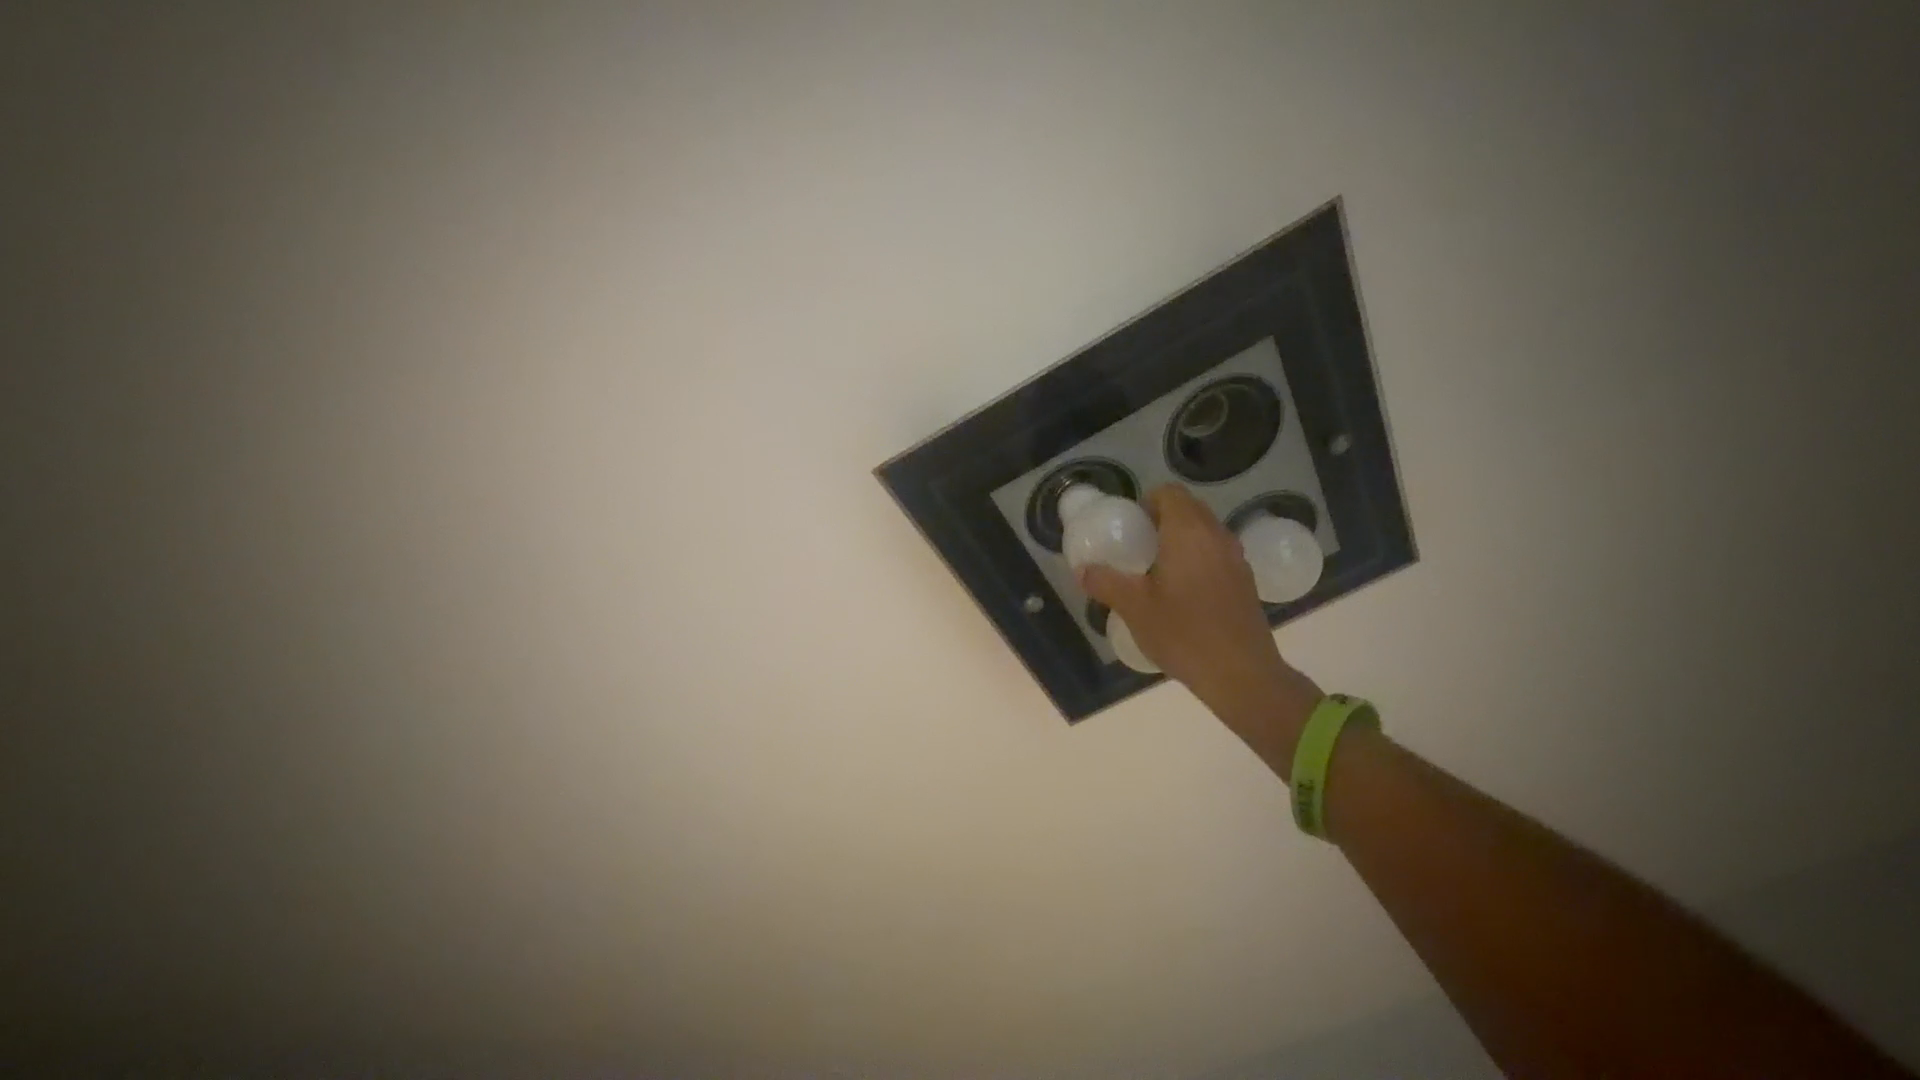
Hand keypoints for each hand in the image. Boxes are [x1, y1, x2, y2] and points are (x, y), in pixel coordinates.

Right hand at [1079, 485, 1322, 769]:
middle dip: (1163, 520)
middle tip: (1139, 548)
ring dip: (1182, 540)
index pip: (1169, 493)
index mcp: (1188, 532)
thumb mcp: (1134, 608)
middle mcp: (1216, 535)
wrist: (1240, 673)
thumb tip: (1083, 570)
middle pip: (1189, 509)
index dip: (1147, 502)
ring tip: (1158, 571)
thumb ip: (1106, 583)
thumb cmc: (1183, 633)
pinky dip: (1199, 560)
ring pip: (1206, 532)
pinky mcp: (1246, 581)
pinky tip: (1184, 593)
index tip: (1131, 528)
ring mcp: (1236, 558)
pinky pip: (1218, 554)